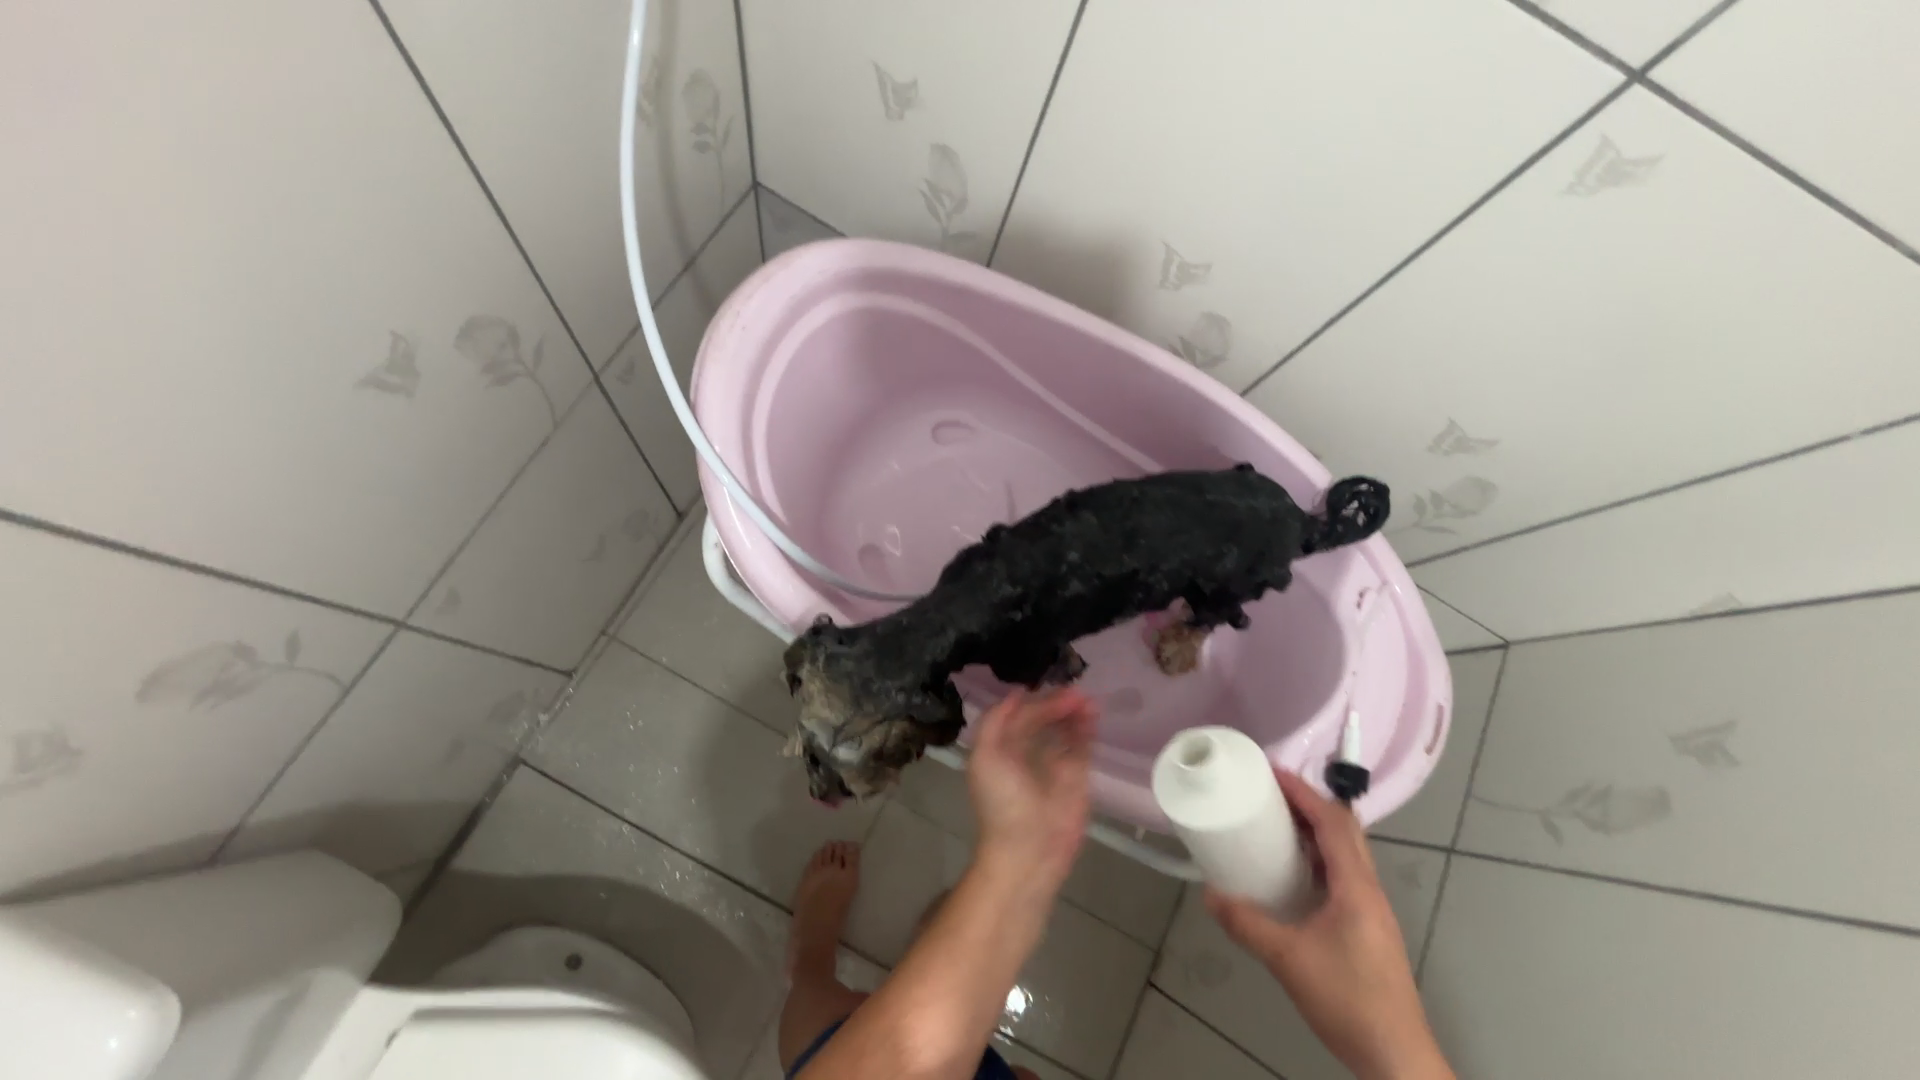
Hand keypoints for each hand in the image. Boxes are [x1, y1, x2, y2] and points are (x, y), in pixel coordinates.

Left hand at [966, 689, 1095, 886]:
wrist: (1029, 850)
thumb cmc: (1002, 803)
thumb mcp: (984, 757)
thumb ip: (995, 722)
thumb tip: (1016, 694)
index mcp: (1002, 749)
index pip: (1019, 716)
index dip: (1034, 701)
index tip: (1048, 685)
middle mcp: (1027, 754)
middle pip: (1044, 720)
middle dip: (1057, 704)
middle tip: (1075, 692)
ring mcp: (1053, 766)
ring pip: (1065, 730)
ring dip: (1074, 713)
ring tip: (1086, 700)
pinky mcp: (1076, 779)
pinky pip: (1081, 748)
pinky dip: (1087, 729)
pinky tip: (1092, 714)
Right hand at [1206, 770, 1452, 1079]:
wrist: (1395, 1055)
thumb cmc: (1346, 999)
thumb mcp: (1287, 959)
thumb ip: (1247, 924)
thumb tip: (1209, 894)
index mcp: (1357, 887)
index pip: (1333, 822)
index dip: (1304, 792)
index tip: (1271, 772)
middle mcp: (1368, 890)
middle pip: (1344, 830)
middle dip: (1309, 804)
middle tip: (1269, 792)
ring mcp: (1371, 910)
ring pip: (1345, 853)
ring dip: (1314, 830)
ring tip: (1275, 822)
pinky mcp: (1366, 928)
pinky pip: (1341, 875)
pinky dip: (1317, 858)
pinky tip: (1291, 872)